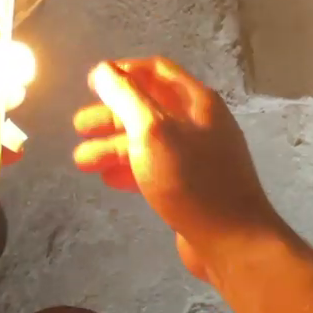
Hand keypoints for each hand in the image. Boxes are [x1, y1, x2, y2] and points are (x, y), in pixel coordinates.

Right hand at [72, 58, 285, 279]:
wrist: (233, 242)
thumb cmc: (191, 179)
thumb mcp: (152, 131)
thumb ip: (125, 97)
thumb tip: (102, 70)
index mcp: (196, 102)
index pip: (155, 71)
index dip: (122, 72)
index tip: (91, 83)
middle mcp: (198, 124)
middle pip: (146, 107)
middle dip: (110, 115)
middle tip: (79, 127)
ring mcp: (195, 156)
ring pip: (146, 140)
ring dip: (112, 146)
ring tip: (82, 162)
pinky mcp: (190, 186)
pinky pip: (153, 167)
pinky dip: (128, 169)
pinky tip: (108, 179)